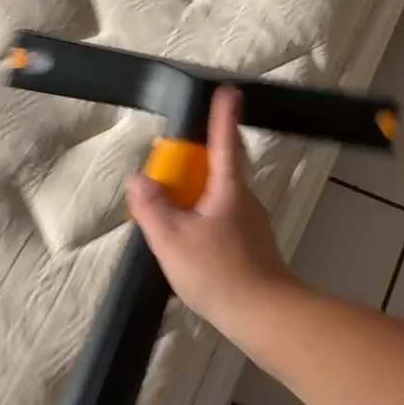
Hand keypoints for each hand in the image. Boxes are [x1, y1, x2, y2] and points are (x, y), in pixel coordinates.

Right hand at [126, 87, 296, 314]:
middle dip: (200, 160)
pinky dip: (203, 219)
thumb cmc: (218, 272)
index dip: (223, 116)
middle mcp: (246, 200)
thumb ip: (153, 207)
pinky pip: (223, 220)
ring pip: (221, 198)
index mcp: (230, 189)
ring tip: (171, 212)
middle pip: (222, 170)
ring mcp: (252, 224)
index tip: (228, 91)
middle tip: (174, 163)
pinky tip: (189, 243)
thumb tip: (140, 179)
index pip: (225, 142)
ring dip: (198, 195)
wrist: (263, 313)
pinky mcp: (252, 246)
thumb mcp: (172, 239)